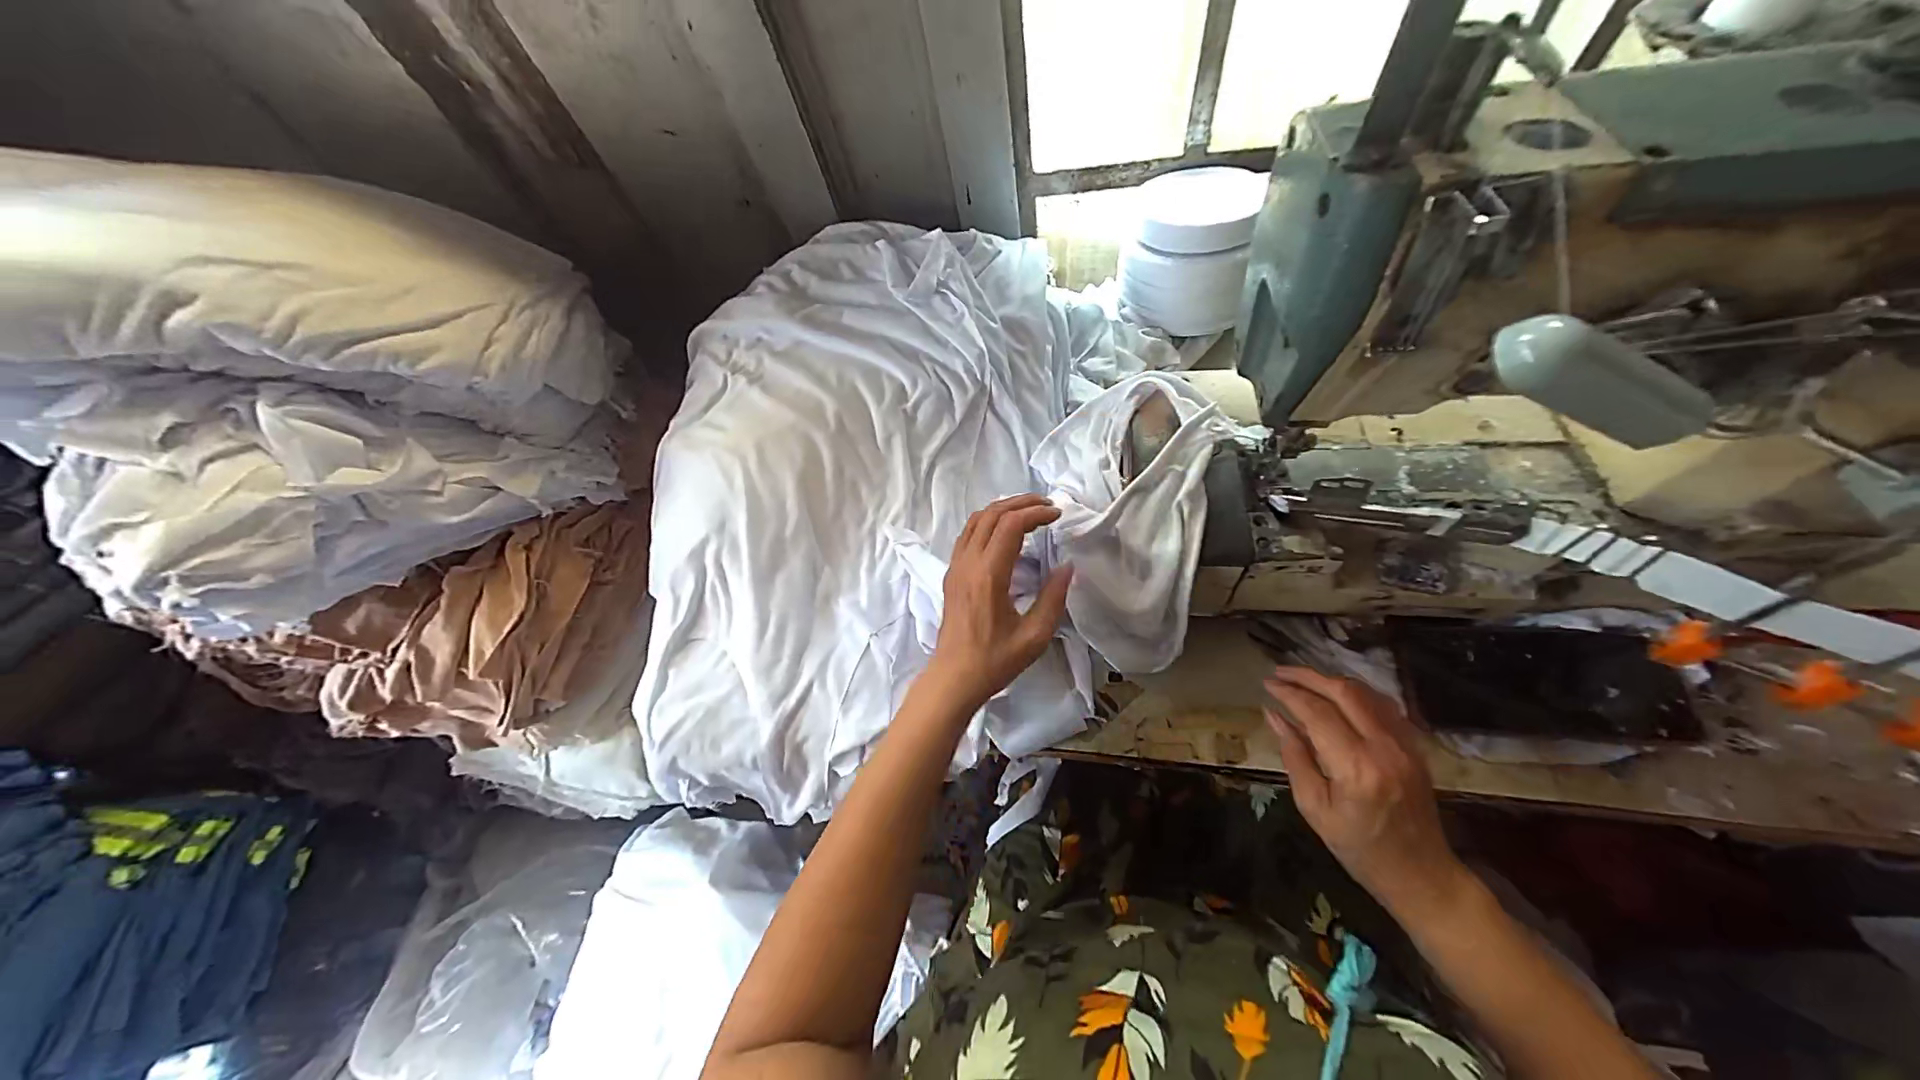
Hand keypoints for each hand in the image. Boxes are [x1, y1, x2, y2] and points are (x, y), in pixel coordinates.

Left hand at [923, 494, 1073, 710]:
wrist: (954, 678)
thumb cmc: (995, 661)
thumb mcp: (1035, 636)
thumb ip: (1053, 598)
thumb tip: (1067, 567)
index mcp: (988, 575)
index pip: (1010, 525)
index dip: (1035, 513)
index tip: (1057, 514)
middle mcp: (968, 564)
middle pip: (991, 515)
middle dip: (1020, 503)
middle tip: (1048, 505)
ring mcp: (956, 567)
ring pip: (975, 521)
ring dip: (1002, 509)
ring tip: (1029, 512)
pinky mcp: (952, 575)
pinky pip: (967, 535)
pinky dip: (988, 523)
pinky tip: (1005, 532)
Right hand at [1264, 667, 1470, 914]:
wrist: (1421, 874)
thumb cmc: (1359, 848)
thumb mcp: (1314, 808)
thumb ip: (1295, 756)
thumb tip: (1275, 717)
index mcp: (1356, 767)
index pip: (1317, 713)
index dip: (1289, 693)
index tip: (1267, 684)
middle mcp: (1385, 748)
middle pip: (1345, 692)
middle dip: (1308, 677)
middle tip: (1280, 673)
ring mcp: (1406, 745)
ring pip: (1367, 694)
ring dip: (1332, 681)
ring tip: (1304, 681)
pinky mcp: (1416, 748)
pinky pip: (1385, 707)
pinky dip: (1357, 695)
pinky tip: (1338, 697)